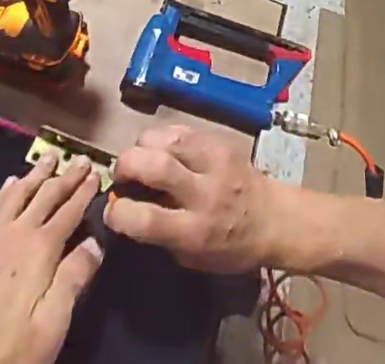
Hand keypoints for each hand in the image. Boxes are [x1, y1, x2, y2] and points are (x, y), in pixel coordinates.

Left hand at [0, 154, 104, 363]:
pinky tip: (9, 185)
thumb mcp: (52, 325)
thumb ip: (73, 279)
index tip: (97, 173)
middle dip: (65, 177)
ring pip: (17, 194)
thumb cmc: (8, 354)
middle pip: (45, 196)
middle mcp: (15, 233)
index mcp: (39, 249)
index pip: (68, 211)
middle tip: (79, 159)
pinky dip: (5, 191)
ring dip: (35, 175)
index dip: (84, 192)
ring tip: (48, 159)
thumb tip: (94, 243)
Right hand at [103, 126, 293, 273]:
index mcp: (196, 231)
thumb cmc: (230, 246)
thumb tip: (125, 206)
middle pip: (153, 165)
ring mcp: (212, 159)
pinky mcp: (218, 138)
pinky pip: (177, 129)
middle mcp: (204, 192)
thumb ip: (158, 233)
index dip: (119, 213)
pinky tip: (165, 151)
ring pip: (162, 138)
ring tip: (142, 159)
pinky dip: (162, 138)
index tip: (111, 210)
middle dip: (125, 165)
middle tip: (121, 174)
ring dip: (141, 147)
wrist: (273, 217)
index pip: (146, 218)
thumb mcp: (192, 256)